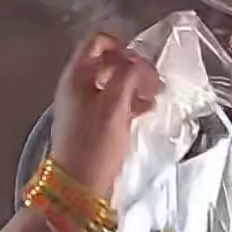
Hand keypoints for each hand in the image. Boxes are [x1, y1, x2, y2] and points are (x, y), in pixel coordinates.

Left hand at [49, 34, 159, 196]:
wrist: (78, 189)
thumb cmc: (95, 143)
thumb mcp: (115, 105)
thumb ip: (129, 76)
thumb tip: (141, 64)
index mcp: (76, 75)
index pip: (97, 42)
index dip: (121, 46)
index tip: (141, 62)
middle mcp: (77, 86)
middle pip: (107, 61)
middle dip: (132, 67)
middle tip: (154, 80)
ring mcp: (83, 106)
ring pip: (112, 83)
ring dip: (134, 85)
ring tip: (155, 95)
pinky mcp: (92, 124)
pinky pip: (113, 103)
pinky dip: (130, 101)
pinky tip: (147, 110)